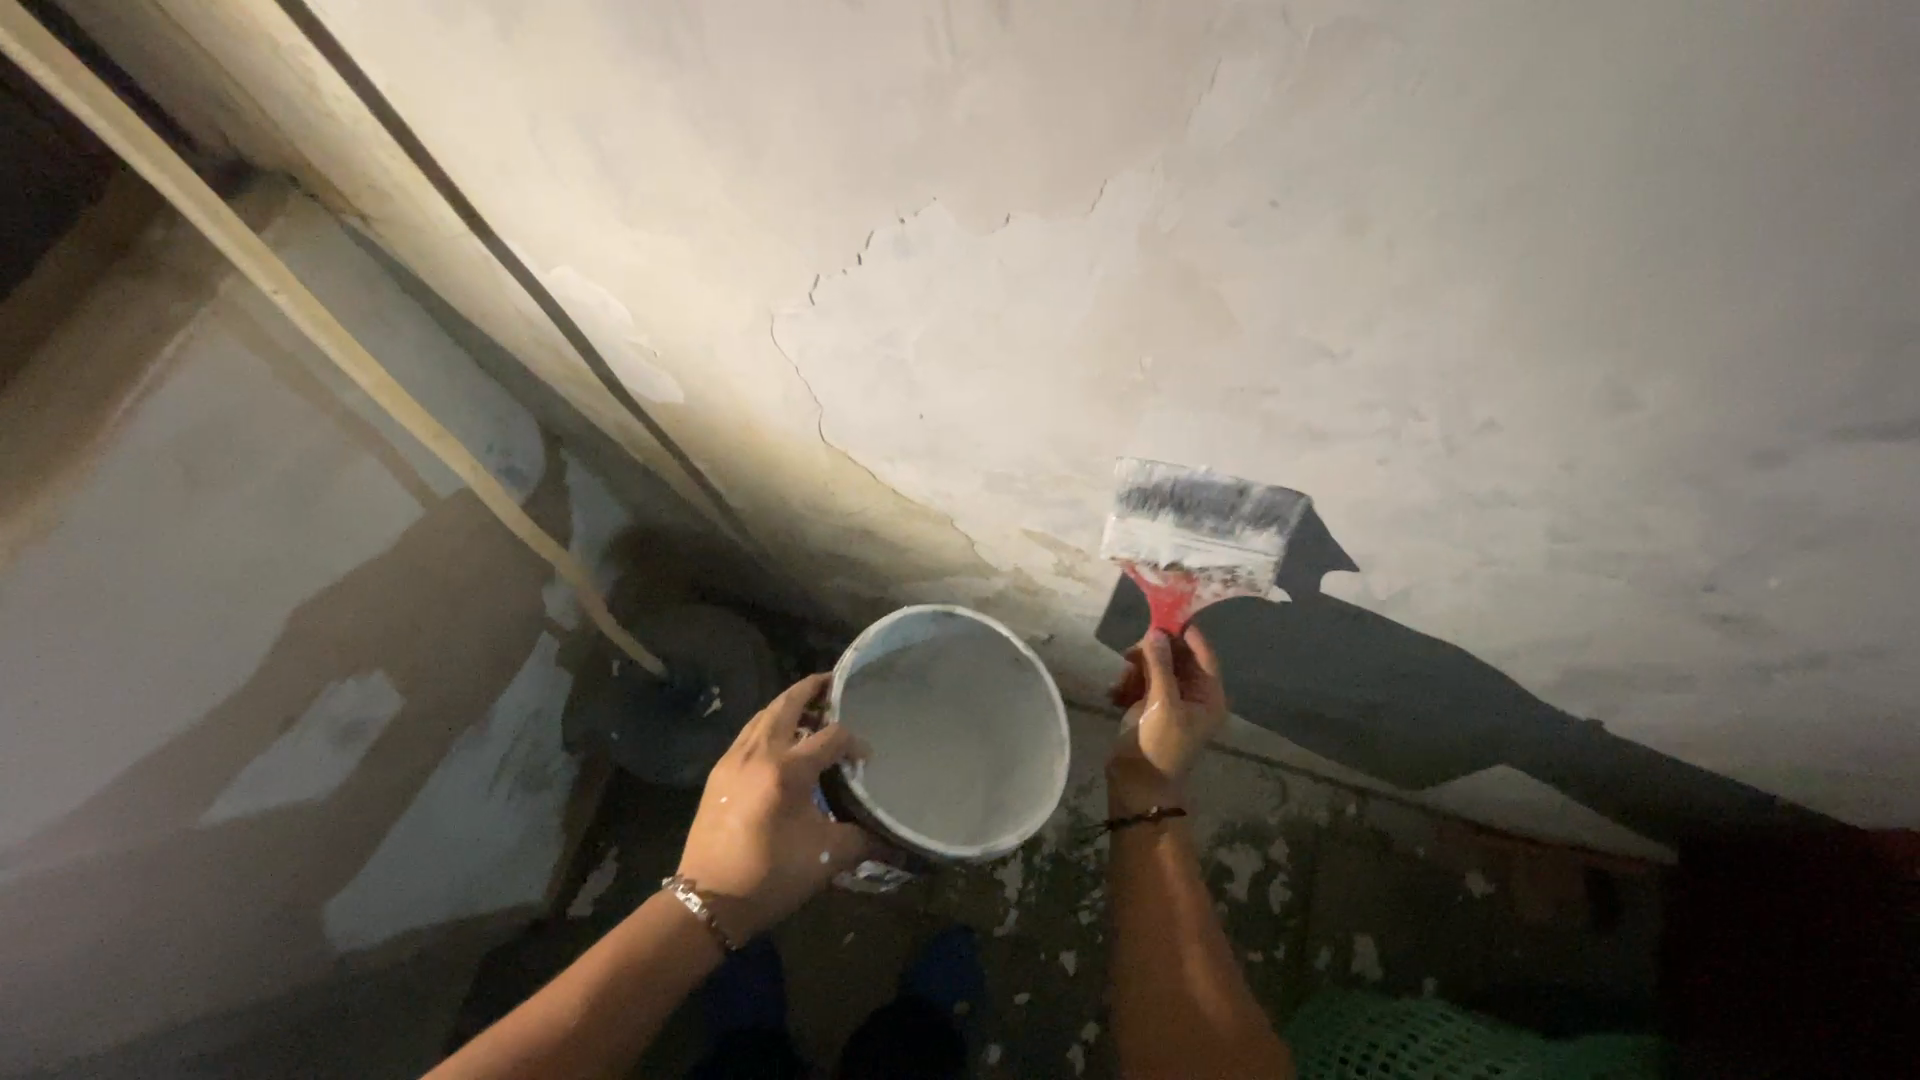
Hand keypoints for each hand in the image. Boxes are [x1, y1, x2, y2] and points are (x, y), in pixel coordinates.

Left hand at [675, 673, 872, 939]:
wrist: (706, 902)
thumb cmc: (770, 877)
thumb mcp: (827, 858)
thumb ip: (864, 839)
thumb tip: (894, 840)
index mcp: (788, 770)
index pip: (831, 737)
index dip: (854, 743)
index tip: (866, 760)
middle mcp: (759, 753)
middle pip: (787, 704)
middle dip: (811, 690)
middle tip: (833, 685)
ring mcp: (733, 760)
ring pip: (763, 716)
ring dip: (787, 705)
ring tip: (810, 709)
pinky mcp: (719, 773)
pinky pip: (748, 733)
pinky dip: (768, 724)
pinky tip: (781, 741)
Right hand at [1107, 627, 1227, 813]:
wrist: (1136, 784)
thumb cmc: (1158, 745)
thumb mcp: (1162, 703)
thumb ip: (1160, 665)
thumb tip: (1156, 632)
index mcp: (1209, 695)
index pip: (1202, 652)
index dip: (1183, 633)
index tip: (1159, 618)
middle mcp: (1194, 694)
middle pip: (1175, 656)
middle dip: (1151, 653)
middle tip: (1129, 655)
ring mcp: (1171, 700)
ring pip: (1154, 666)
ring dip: (1135, 670)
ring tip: (1120, 684)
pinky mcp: (1150, 706)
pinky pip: (1141, 681)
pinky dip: (1127, 683)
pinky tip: (1113, 694)